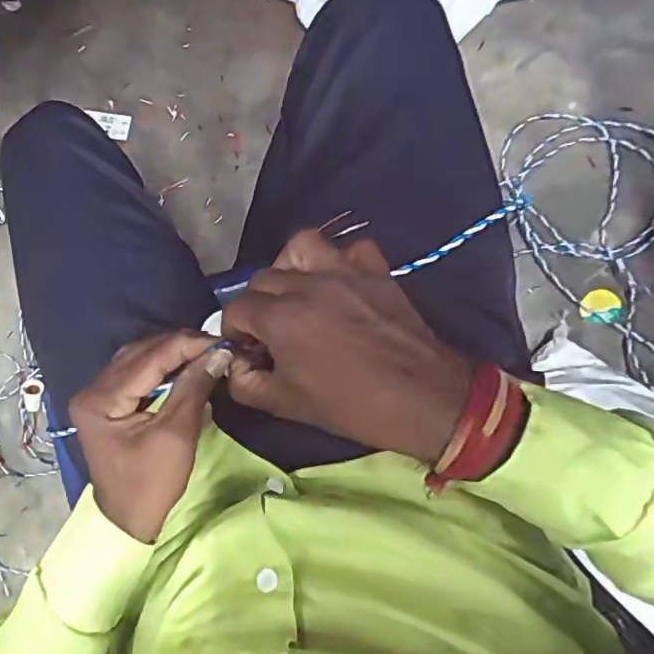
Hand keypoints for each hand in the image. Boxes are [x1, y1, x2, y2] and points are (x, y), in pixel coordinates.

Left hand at [69, 330, 229, 542]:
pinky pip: (135, 374)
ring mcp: (96, 396)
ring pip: (137, 359)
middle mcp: (91, 390)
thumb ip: (193, 388)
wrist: (129, 522)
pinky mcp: (106, 404)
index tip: (223, 342)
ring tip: (205, 353)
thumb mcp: (176, 436)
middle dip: (180, 346)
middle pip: (140, 353)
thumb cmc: (150, 485)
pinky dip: (161, 368)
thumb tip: (218, 354)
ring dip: (171, 354)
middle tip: (217, 346)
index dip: (187, 345)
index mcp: (100, 399)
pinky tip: (185, 366)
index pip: (148, 358)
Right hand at [223, 230, 473, 463]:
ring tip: (297, 294)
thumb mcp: (284, 404)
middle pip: (262, 278)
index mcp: (280, 318)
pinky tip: (339, 285)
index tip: (248, 350)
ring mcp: (344, 273)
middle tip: (271, 332)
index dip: (234, 331)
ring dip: (290, 268)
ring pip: (300, 247)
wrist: (421, 399)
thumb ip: (245, 383)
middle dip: (257, 305)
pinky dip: (339, 262)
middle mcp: (307, 285)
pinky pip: (350, 249)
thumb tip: (233, 364)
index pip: (236, 308)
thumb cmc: (349, 406)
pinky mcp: (376, 272)